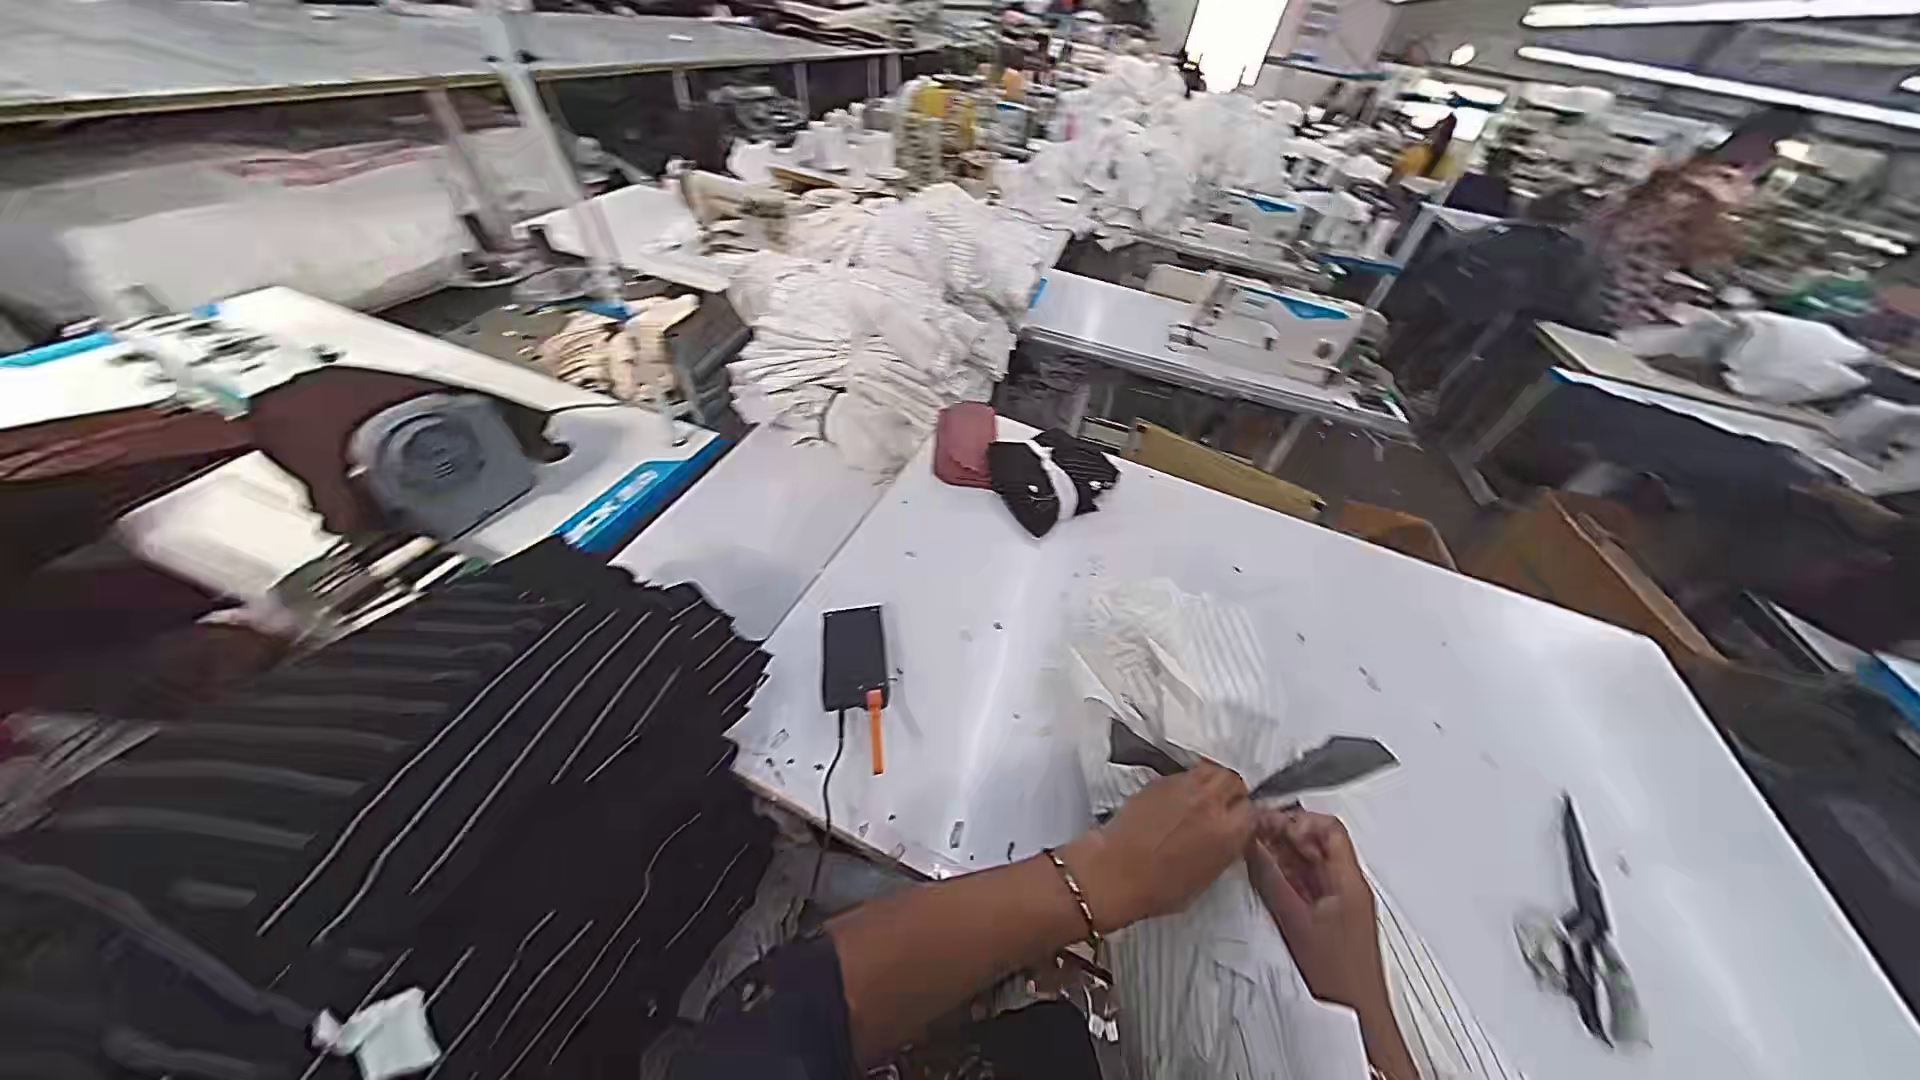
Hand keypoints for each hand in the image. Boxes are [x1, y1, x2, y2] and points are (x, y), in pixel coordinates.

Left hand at [1060, 762, 1251, 931]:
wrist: (1120, 869)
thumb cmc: (1163, 887)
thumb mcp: (1209, 875)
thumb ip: (1226, 848)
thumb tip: (1229, 835)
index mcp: (1228, 831)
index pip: (1250, 809)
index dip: (1243, 815)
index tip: (1237, 820)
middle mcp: (1210, 802)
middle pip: (1232, 780)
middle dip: (1231, 790)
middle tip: (1222, 803)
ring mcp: (1184, 787)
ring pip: (1210, 769)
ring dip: (1211, 780)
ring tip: (1203, 796)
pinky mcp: (1160, 781)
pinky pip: (1185, 774)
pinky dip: (1188, 783)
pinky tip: (1179, 799)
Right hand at [1245, 809, 1389, 1015]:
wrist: (1356, 1015)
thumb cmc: (1339, 976)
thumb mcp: (1295, 918)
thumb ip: (1270, 877)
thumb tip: (1252, 846)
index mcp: (1348, 881)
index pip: (1329, 828)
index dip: (1299, 820)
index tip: (1272, 824)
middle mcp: (1345, 884)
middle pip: (1315, 840)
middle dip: (1282, 830)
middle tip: (1253, 831)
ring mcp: (1336, 897)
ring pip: (1306, 857)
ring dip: (1279, 848)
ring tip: (1252, 846)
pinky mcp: (1325, 910)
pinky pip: (1302, 876)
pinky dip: (1282, 868)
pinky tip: (1263, 869)